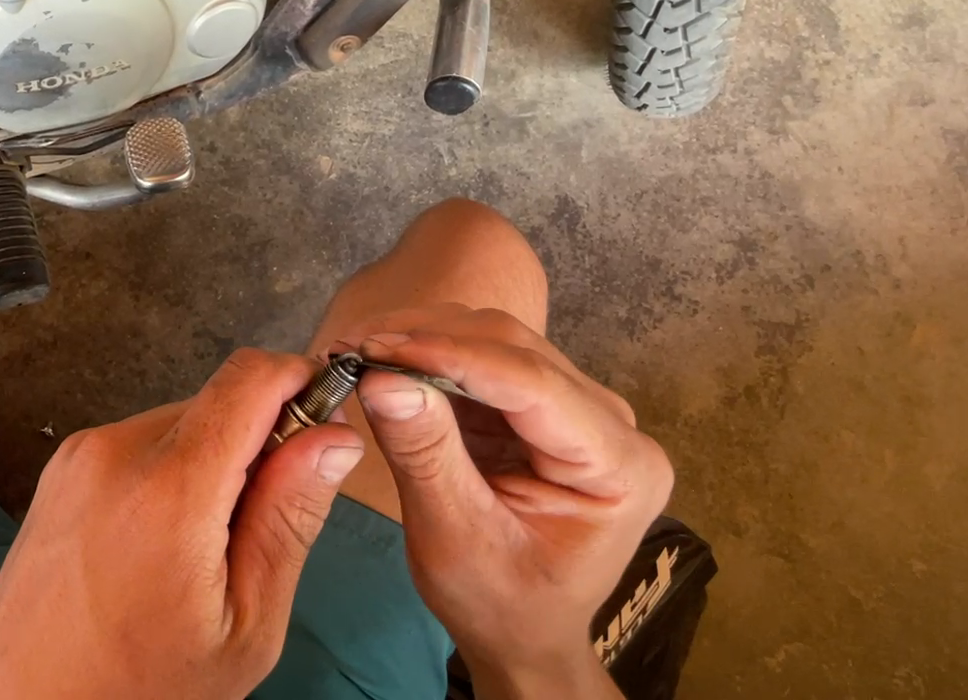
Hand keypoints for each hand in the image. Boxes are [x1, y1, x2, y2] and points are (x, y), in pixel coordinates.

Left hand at [0, 349, 363, 699]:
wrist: (25, 695)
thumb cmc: (139, 683)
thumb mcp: (245, 625)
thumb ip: (291, 518)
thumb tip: (335, 438)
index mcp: (170, 491)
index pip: (249, 378)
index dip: (296, 380)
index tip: (319, 417)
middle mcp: (119, 449)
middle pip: (219, 399)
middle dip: (257, 439)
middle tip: (259, 517)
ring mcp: (85, 448)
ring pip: (183, 418)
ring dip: (213, 456)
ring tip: (200, 539)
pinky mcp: (68, 456)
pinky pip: (144, 436)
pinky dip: (171, 466)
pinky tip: (160, 531)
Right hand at [345, 311, 672, 699]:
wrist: (516, 631)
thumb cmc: (497, 602)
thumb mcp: (454, 538)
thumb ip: (423, 454)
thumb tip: (379, 377)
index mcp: (617, 466)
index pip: (532, 383)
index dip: (450, 355)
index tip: (374, 349)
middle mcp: (609, 421)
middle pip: (512, 348)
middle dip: (426, 337)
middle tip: (350, 348)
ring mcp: (573, 404)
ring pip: (491, 338)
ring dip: (419, 335)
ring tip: (356, 350)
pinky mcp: (534, 399)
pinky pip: (477, 353)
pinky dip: (424, 350)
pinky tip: (381, 358)